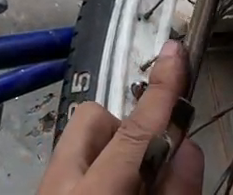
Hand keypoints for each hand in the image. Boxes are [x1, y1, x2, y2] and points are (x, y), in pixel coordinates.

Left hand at [38, 40, 203, 194]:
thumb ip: (174, 192)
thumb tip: (189, 146)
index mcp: (91, 192)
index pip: (134, 132)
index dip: (161, 93)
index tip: (176, 52)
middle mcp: (58, 179)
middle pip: (93, 116)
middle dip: (128, 129)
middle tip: (155, 166)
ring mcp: (45, 182)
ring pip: (81, 135)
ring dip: (114, 150)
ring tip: (136, 183)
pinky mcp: (43, 187)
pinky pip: (73, 161)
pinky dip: (100, 169)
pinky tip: (116, 189)